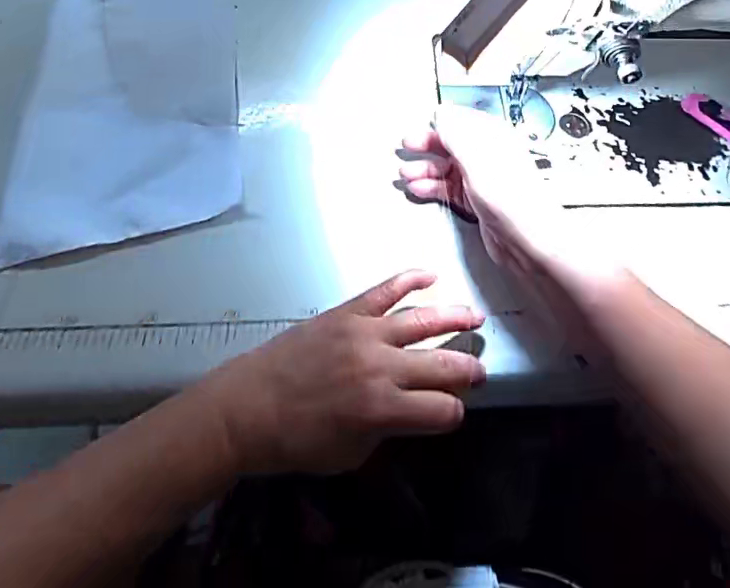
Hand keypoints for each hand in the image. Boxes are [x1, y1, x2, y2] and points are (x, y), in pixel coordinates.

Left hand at [197, 270, 485, 475]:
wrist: (249, 406)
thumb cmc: (297, 441)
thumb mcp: (350, 454)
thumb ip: (388, 431)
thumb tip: (411, 409)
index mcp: (383, 409)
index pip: (442, 410)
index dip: (454, 414)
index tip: (453, 413)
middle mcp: (381, 367)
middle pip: (441, 365)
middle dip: (467, 369)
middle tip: (480, 369)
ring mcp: (364, 332)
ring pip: (422, 321)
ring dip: (453, 318)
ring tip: (475, 317)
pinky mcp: (346, 311)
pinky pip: (385, 290)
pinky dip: (409, 279)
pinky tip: (431, 275)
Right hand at [399, 105, 626, 295]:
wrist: (531, 241)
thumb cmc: (513, 200)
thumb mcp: (477, 159)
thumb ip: (455, 133)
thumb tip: (441, 112)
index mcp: (494, 138)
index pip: (463, 121)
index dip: (440, 123)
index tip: (421, 125)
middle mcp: (488, 156)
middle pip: (452, 144)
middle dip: (428, 145)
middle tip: (408, 146)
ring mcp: (483, 179)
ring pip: (447, 168)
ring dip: (425, 168)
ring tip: (406, 172)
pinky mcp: (477, 201)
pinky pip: (449, 188)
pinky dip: (432, 187)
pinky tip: (418, 188)